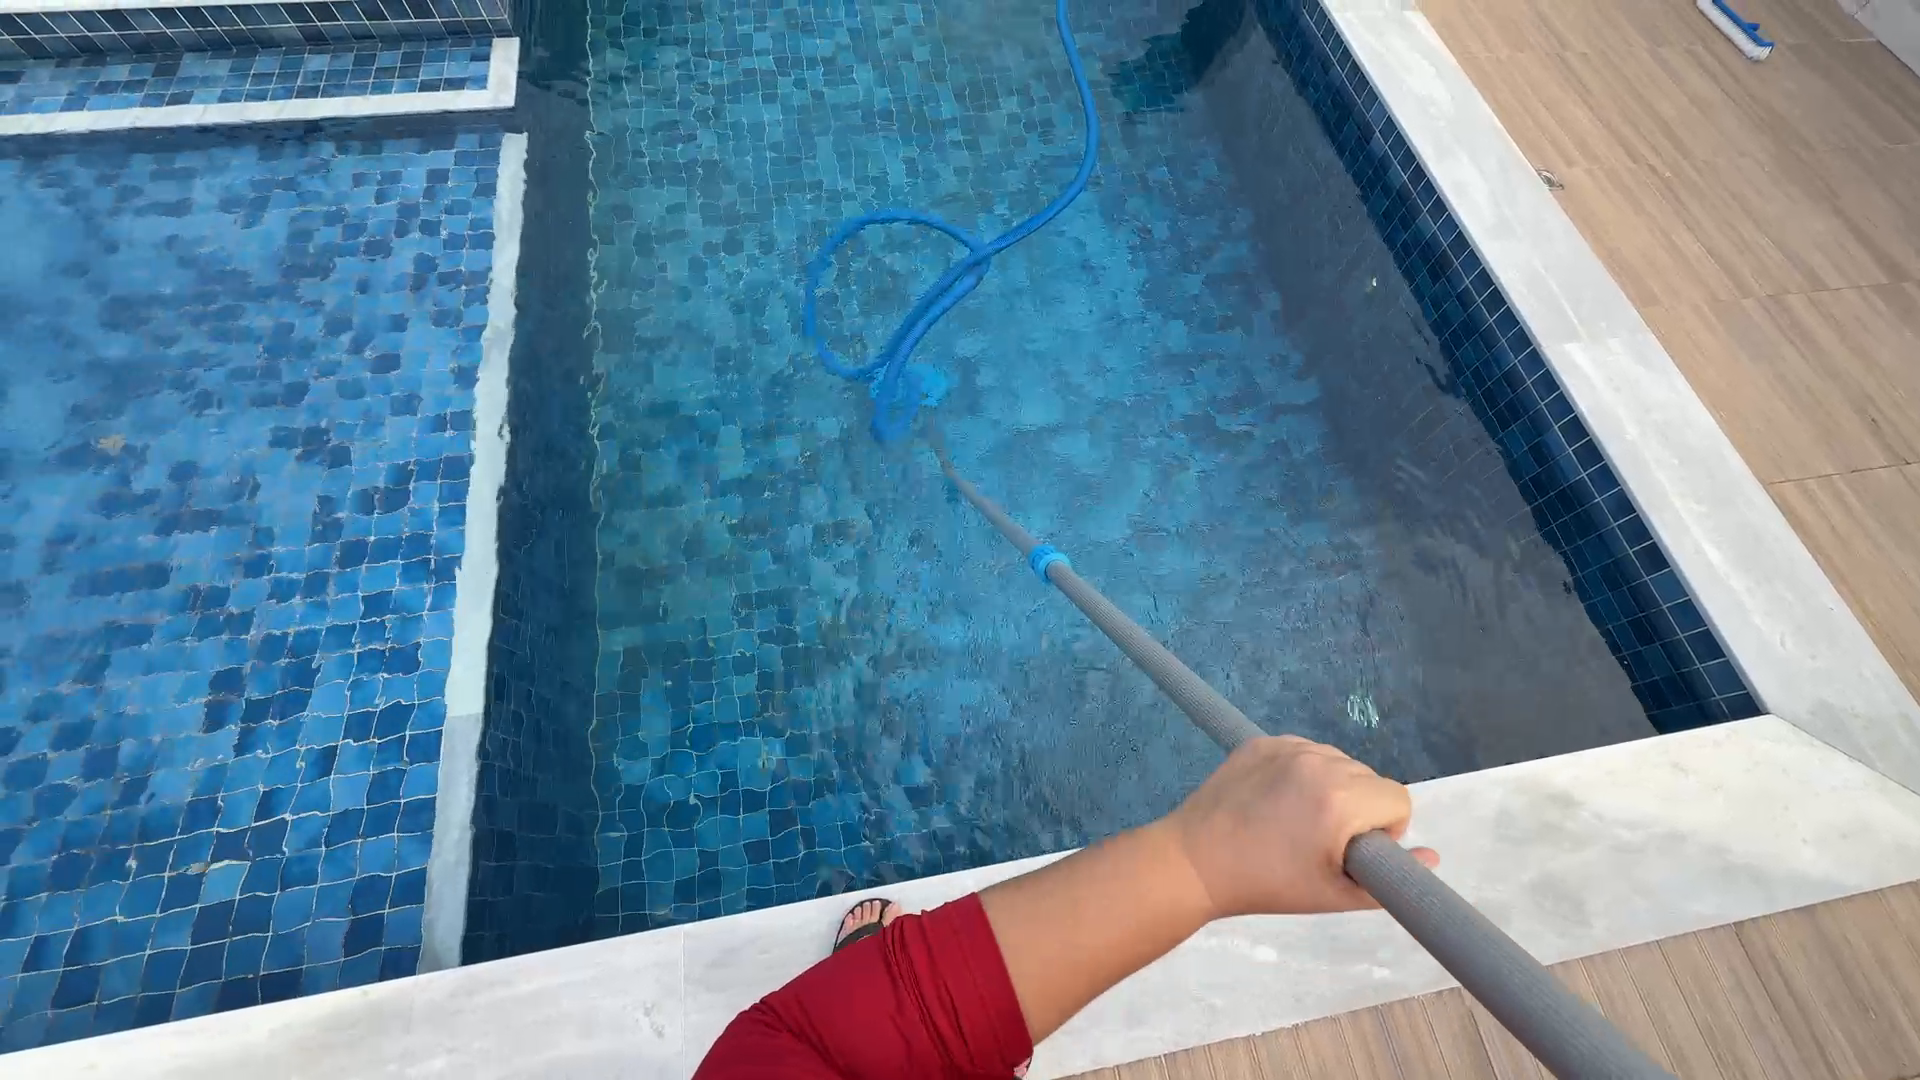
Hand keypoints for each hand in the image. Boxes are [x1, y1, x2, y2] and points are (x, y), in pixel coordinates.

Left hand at [1165, 735, 1438, 917]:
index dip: (1386, 828)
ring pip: (1336, 761)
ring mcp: (1283, 746)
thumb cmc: (1269, 883)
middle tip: (1322, 838)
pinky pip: (1302, 751)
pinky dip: (1302, 771)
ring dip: (1332, 786)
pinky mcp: (1258, 741)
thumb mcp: (1337, 893)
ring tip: (1297, 819)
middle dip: (1360, 807)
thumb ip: (1393, 877)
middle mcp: (1315, 761)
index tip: (1352, 849)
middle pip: (1368, 777)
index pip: (1398, 798)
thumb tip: (1432, 857)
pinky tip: (1277, 799)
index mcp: (1339, 797)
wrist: (1197, 859)